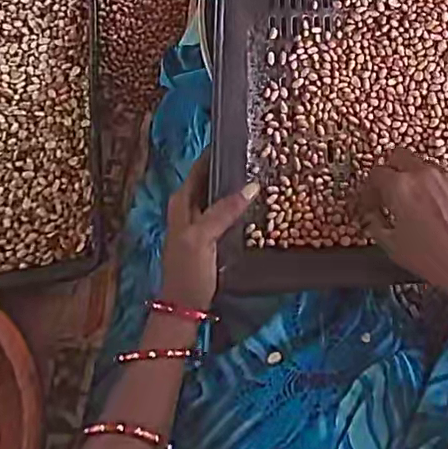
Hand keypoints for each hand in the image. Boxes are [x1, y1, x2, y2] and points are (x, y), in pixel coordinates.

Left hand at [161, 154, 259, 310]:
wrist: (184, 308)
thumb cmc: (188, 271)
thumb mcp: (203, 238)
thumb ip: (224, 211)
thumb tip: (252, 186)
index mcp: (182, 200)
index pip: (201, 166)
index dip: (218, 152)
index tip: (243, 139)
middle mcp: (190, 206)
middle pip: (213, 178)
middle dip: (233, 167)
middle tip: (262, 155)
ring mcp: (201, 221)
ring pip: (222, 194)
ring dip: (239, 186)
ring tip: (266, 173)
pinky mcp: (213, 235)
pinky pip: (228, 211)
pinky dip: (241, 205)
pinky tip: (259, 203)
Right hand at [360, 148, 447, 329]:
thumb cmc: (436, 259)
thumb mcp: (394, 247)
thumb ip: (376, 224)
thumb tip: (372, 217)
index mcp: (400, 187)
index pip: (376, 173)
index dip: (370, 189)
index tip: (371, 201)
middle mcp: (423, 174)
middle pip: (398, 157)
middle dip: (391, 172)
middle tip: (390, 193)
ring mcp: (447, 176)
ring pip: (423, 166)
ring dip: (415, 179)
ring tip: (417, 206)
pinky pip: (444, 178)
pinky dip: (437, 188)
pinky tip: (440, 211)